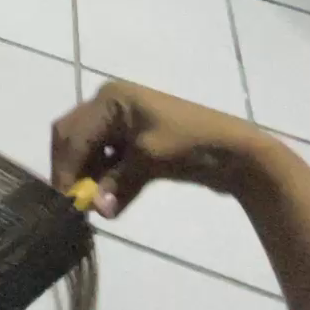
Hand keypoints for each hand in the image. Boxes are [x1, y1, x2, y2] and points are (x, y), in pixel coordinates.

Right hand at [51, 80, 273, 217]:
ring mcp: (121, 121)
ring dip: (88, 175)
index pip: (73, 132)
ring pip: (89, 148)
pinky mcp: (134, 139)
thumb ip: (117, 183)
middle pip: (75, 136)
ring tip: (89, 203)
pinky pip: (107, 156)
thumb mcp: (150, 161)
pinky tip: (106, 197)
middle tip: (70, 199)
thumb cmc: (194, 145)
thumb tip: (96, 211)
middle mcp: (109, 104)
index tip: (64, 196)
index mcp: (109, 99)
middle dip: (71, 167)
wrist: (245, 155)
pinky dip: (105, 176)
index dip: (65, 165)